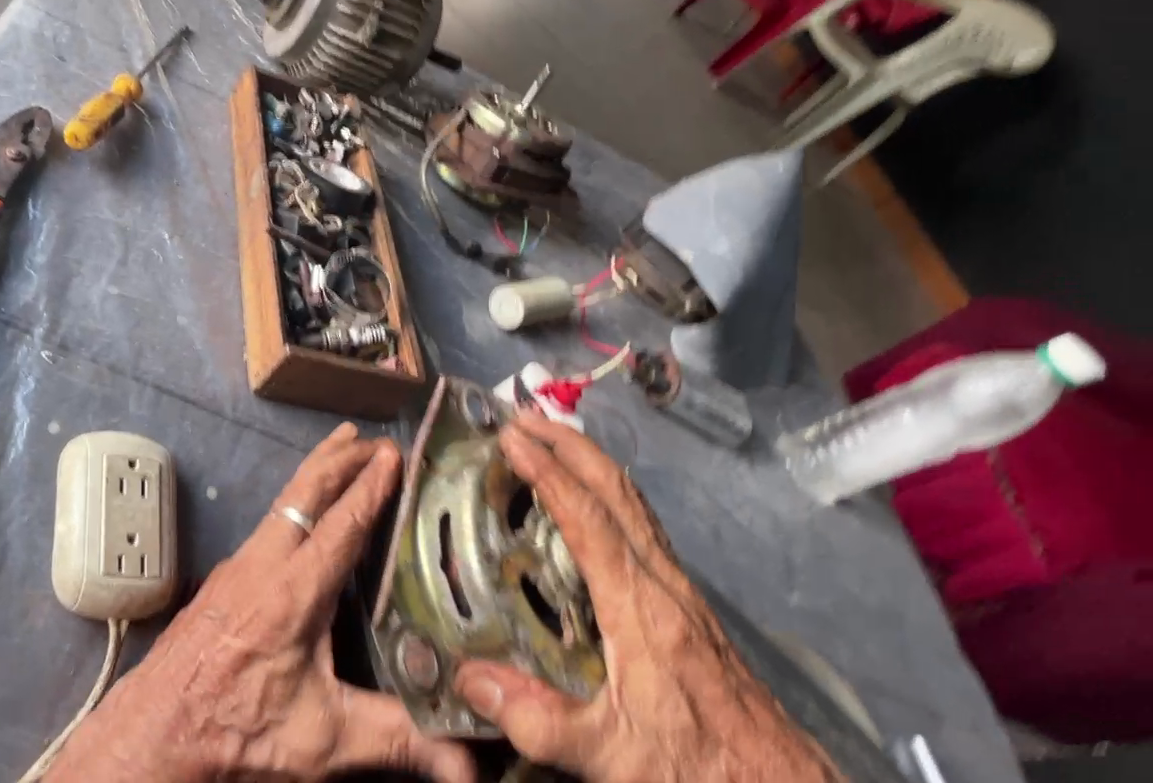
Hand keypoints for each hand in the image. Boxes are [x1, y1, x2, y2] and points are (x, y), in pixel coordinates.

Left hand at [44, 423, 472, 782]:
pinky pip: (269, 519)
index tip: (394, 454)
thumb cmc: (237, 728)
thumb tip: (468, 766)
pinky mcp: (227, 576)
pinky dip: (296, 496)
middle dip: (341, 459)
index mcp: (292, 592)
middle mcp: (263, 564)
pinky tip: (304, 508)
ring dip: (316, 471)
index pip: (341, 525)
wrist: (158, 727)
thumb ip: (397, 739)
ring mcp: (239, 565)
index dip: (370, 488)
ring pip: (284, 501)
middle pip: (305, 493)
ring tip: (342, 446)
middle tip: (373, 438)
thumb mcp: (322, 737)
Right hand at [456, 410, 840, 782]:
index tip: (511, 437)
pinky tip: (587, 498)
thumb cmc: (697, 763)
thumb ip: (538, 721)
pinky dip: (605, 490)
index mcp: (641, 607)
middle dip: (570, 445)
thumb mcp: (612, 757)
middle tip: (523, 416)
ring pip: (633, 502)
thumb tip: (469, 678)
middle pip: (618, 492)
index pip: (590, 519)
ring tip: (549, 438)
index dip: (548, 473)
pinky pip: (639, 522)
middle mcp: (662, 581)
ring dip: (589, 461)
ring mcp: (678, 587)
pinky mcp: (684, 600)